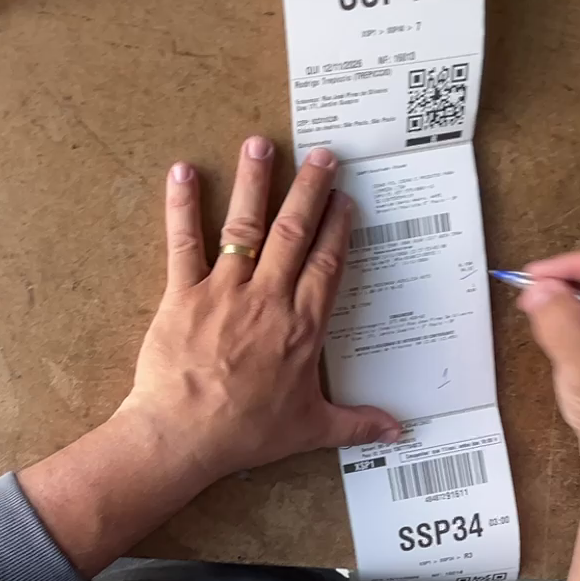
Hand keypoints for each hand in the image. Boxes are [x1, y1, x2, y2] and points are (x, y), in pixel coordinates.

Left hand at [111, 136, 401, 484]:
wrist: (185, 436)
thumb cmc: (247, 434)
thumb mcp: (309, 429)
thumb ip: (356, 424)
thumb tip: (398, 433)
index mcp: (303, 327)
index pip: (327, 265)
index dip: (337, 229)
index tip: (344, 200)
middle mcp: (269, 299)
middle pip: (294, 233)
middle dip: (310, 190)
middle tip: (321, 155)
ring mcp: (225, 292)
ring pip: (245, 227)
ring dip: (255, 183)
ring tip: (260, 145)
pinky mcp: (183, 295)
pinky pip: (183, 243)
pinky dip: (182, 206)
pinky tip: (182, 172)